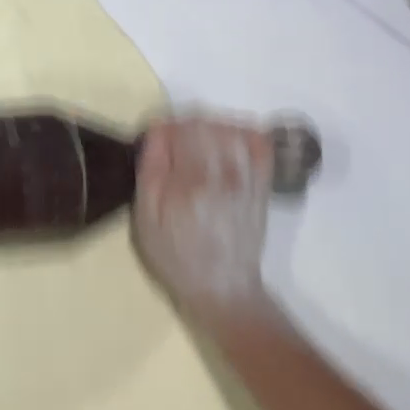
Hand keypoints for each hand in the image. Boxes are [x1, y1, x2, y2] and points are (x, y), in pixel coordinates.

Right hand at [131, 115, 284, 332]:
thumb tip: (157, 131)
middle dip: (184, 123)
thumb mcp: (147, 217)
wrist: (221, 286)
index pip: (181, 128)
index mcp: (192, 182)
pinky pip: (260, 144)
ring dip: (210, 125)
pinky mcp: (262, 184)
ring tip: (194, 140)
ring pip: (233, 128)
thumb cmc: (174, 254)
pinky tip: (226, 140)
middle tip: (169, 141)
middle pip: (208, 123)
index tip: (152, 138)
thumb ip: (152, 170)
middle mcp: (226, 175)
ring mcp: (249, 178)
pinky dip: (243, 132)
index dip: (163, 126)